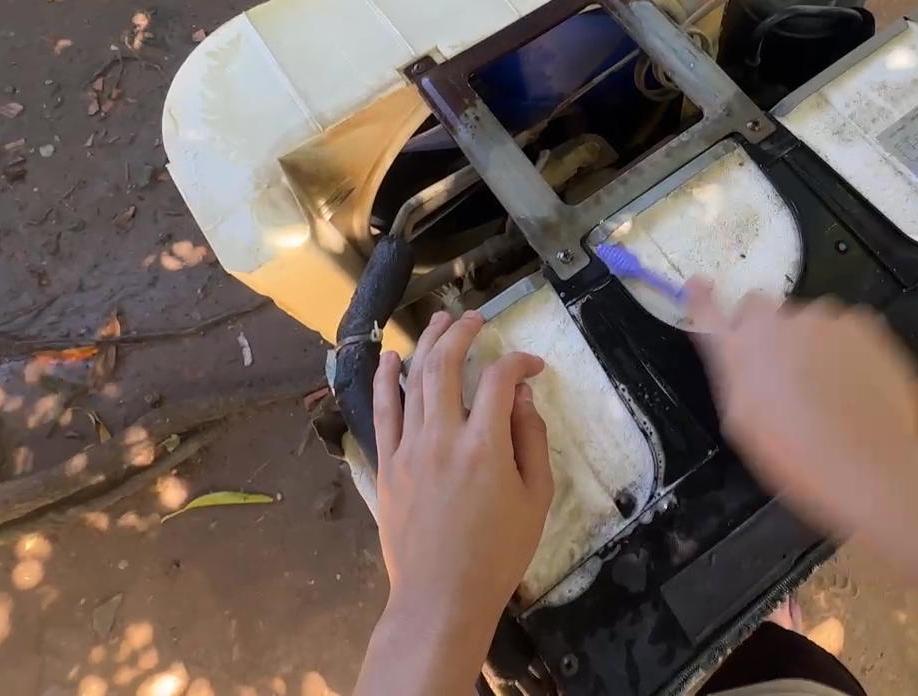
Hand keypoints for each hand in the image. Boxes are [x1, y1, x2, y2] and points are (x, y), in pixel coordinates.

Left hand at [368, 310, 552, 658]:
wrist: (440, 599)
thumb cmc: (497, 552)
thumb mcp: (535, 497)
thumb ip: (532, 439)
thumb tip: (521, 396)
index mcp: (484, 446)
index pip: (500, 379)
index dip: (519, 362)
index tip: (532, 366)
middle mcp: (442, 436)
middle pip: (446, 364)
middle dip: (461, 331)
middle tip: (475, 318)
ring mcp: (408, 448)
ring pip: (412, 380)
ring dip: (427, 344)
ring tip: (439, 320)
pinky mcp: (387, 464)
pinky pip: (382, 412)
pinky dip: (385, 380)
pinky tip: (391, 357)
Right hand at [686, 280, 917, 532]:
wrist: (869, 464)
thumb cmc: (796, 456)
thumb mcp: (744, 423)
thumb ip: (737, 376)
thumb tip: (743, 359)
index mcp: (737, 350)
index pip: (706, 310)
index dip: (702, 297)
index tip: (700, 284)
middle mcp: (773, 323)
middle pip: (760, 306)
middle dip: (767, 326)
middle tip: (785, 364)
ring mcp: (820, 317)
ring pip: (809, 318)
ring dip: (812, 339)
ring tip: (831, 382)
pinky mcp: (860, 322)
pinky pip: (847, 327)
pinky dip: (848, 346)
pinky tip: (859, 381)